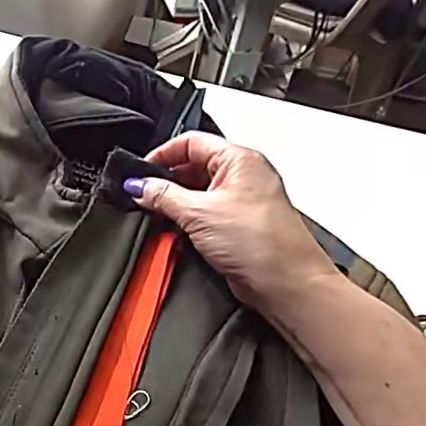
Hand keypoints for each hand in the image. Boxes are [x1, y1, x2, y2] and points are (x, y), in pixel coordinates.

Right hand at [126, 132, 340, 317]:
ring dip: (176, 205)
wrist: (285, 283)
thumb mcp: (200, 213)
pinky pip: (204, 216)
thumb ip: (164, 197)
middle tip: (145, 197)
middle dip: (167, 183)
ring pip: (197, 194)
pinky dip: (188, 222)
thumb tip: (140, 186)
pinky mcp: (236, 227)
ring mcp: (240, 203)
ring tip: (159, 217)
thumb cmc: (263, 244)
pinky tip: (177, 233)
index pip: (192, 142)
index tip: (141, 172)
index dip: (163, 154)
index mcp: (239, 159)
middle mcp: (242, 177)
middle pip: (192, 167)